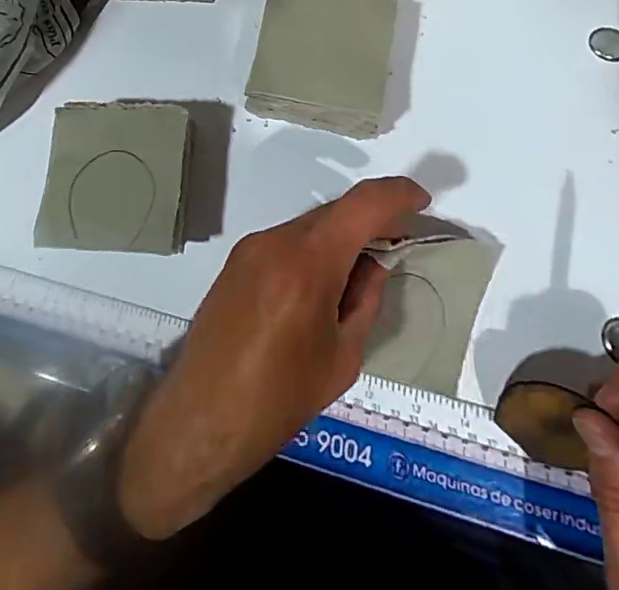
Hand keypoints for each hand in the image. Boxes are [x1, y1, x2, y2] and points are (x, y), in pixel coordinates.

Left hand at [117, 176, 429, 538]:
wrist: (197, 424)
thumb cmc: (277, 402)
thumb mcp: (342, 358)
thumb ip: (365, 301)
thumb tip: (372, 267)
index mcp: (307, 264)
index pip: (363, 205)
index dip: (398, 195)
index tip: (421, 203)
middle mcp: (276, 242)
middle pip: (337, 211)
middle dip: (372, 221)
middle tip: (395, 246)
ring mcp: (251, 249)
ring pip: (312, 225)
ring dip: (342, 237)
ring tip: (356, 277)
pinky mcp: (236, 262)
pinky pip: (288, 241)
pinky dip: (314, 249)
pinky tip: (321, 285)